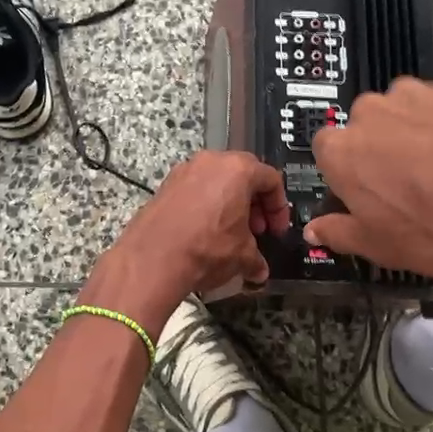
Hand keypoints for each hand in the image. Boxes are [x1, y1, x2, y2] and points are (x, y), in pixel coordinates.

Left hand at [84, 151, 287, 327]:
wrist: (154, 257)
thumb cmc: (206, 248)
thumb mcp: (242, 255)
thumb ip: (256, 258)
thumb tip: (259, 269)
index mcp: (238, 169)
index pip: (270, 179)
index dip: (278, 207)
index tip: (277, 229)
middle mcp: (211, 161)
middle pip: (243, 174)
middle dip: (254, 202)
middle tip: (256, 229)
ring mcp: (185, 170)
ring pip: (217, 180)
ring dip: (229, 202)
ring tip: (231, 233)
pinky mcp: (166, 184)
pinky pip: (195, 188)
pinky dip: (206, 204)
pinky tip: (206, 231)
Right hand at [305, 79, 432, 278]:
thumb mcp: (385, 248)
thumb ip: (341, 234)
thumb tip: (316, 229)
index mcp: (341, 151)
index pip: (326, 157)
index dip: (348, 180)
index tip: (370, 203)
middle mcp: (369, 113)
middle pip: (364, 134)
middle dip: (381, 158)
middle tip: (411, 194)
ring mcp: (413, 96)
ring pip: (402, 120)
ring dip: (414, 141)